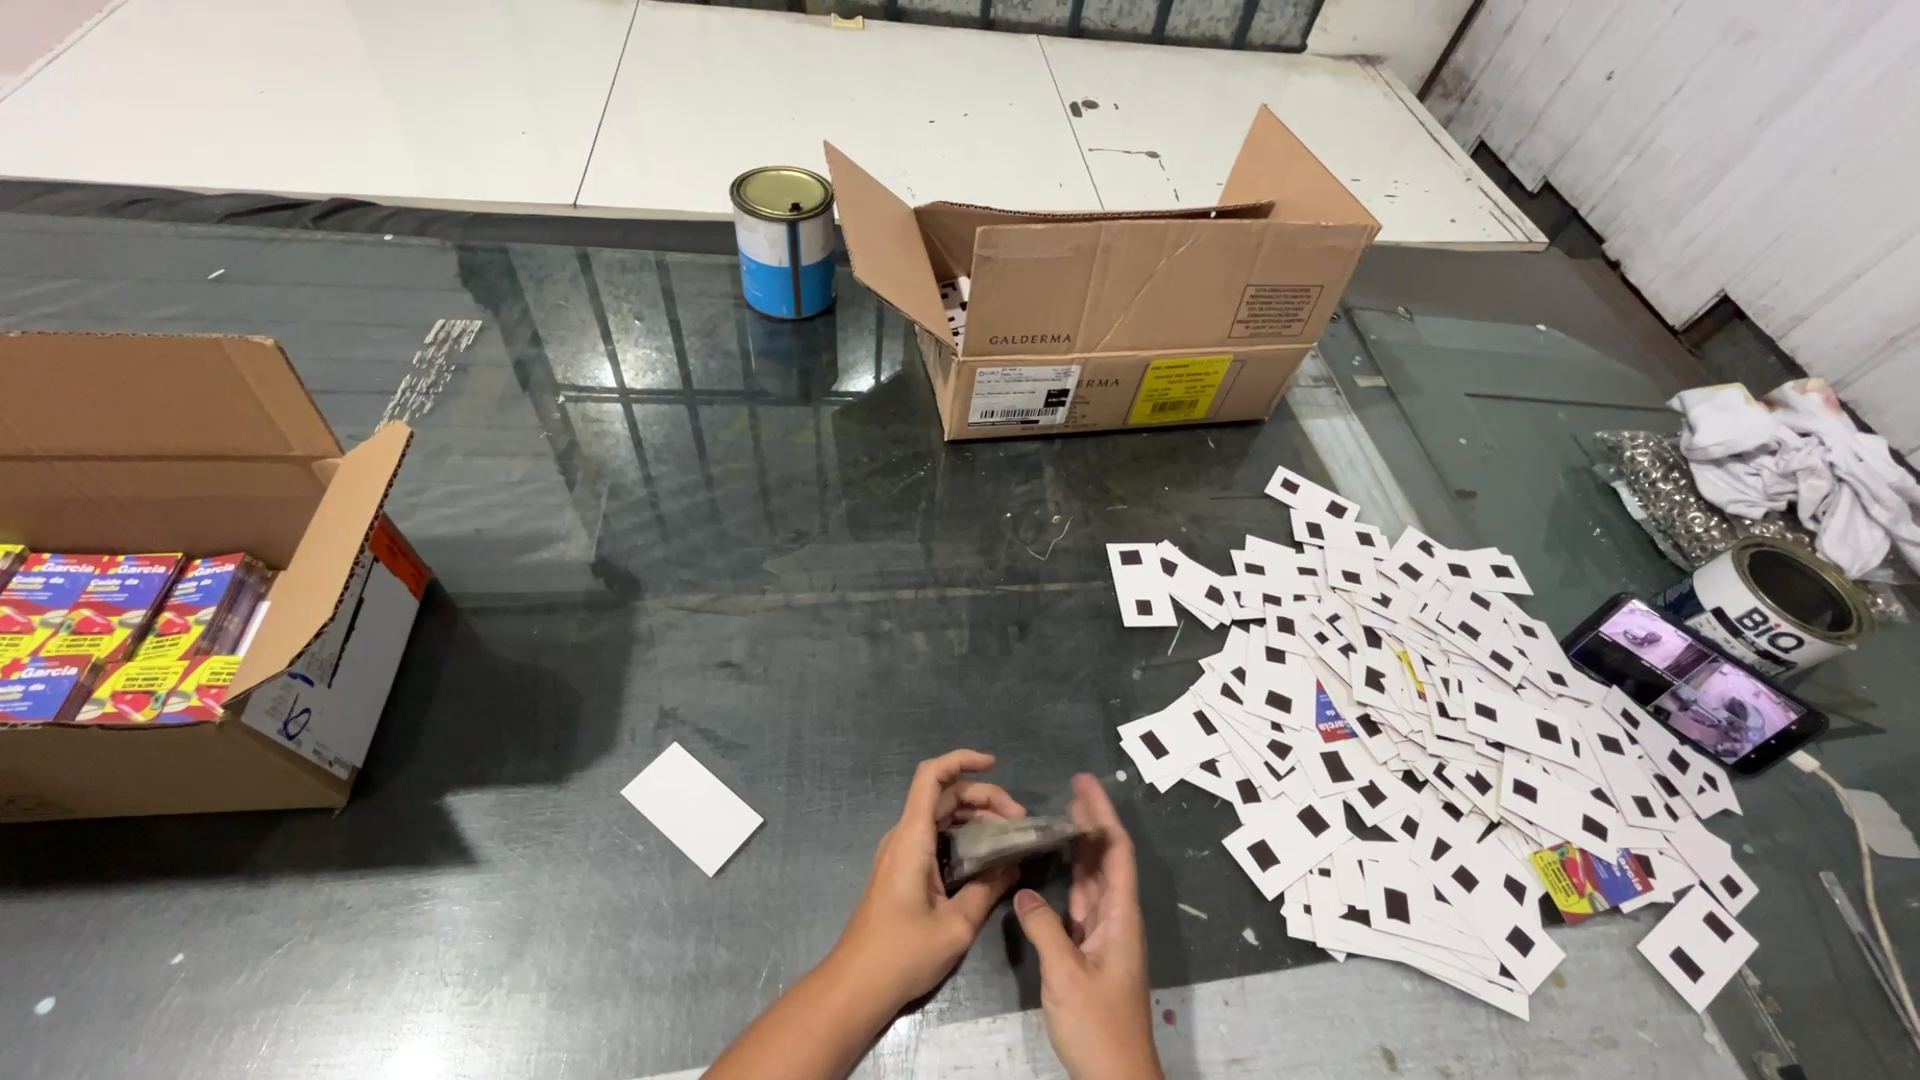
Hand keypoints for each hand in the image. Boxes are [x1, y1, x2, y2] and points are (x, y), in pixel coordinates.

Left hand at [829, 749, 1026, 1009]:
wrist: (855, 986)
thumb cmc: (901, 954)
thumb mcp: (956, 926)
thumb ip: (987, 889)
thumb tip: (1014, 865)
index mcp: (912, 839)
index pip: (931, 777)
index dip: (961, 760)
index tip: (994, 765)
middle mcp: (903, 837)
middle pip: (943, 795)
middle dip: (983, 797)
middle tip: (1019, 821)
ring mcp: (900, 854)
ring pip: (940, 817)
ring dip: (975, 818)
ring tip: (1010, 838)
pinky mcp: (902, 871)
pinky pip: (935, 838)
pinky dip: (963, 837)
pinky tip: (987, 858)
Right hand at [1013, 774, 1162, 1079]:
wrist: (1116, 1077)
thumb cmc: (1098, 1026)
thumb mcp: (1066, 976)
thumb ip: (1045, 930)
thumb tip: (1025, 894)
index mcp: (1121, 917)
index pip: (1115, 853)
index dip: (1102, 816)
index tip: (1085, 785)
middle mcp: (1117, 919)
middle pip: (1107, 859)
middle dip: (1093, 822)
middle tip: (1072, 788)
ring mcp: (1106, 936)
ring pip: (1095, 879)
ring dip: (1083, 847)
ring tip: (1065, 815)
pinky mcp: (1092, 952)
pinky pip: (1082, 903)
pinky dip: (1070, 878)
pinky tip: (1057, 868)